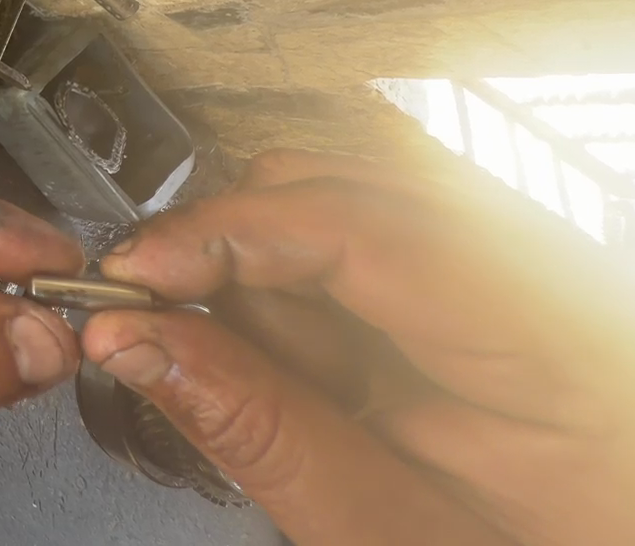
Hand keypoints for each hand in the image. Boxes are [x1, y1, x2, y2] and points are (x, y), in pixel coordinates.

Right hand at [83, 150, 634, 545]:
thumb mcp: (388, 541)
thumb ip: (256, 430)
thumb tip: (125, 333)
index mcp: (578, 359)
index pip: (368, 226)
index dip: (226, 230)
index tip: (133, 273)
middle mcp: (558, 290)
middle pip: (334, 192)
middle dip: (225, 251)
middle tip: (166, 319)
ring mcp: (515, 278)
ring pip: (319, 208)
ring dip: (252, 281)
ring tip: (273, 377)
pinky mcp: (471, 285)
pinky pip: (335, 244)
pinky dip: (281, 296)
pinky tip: (305, 365)